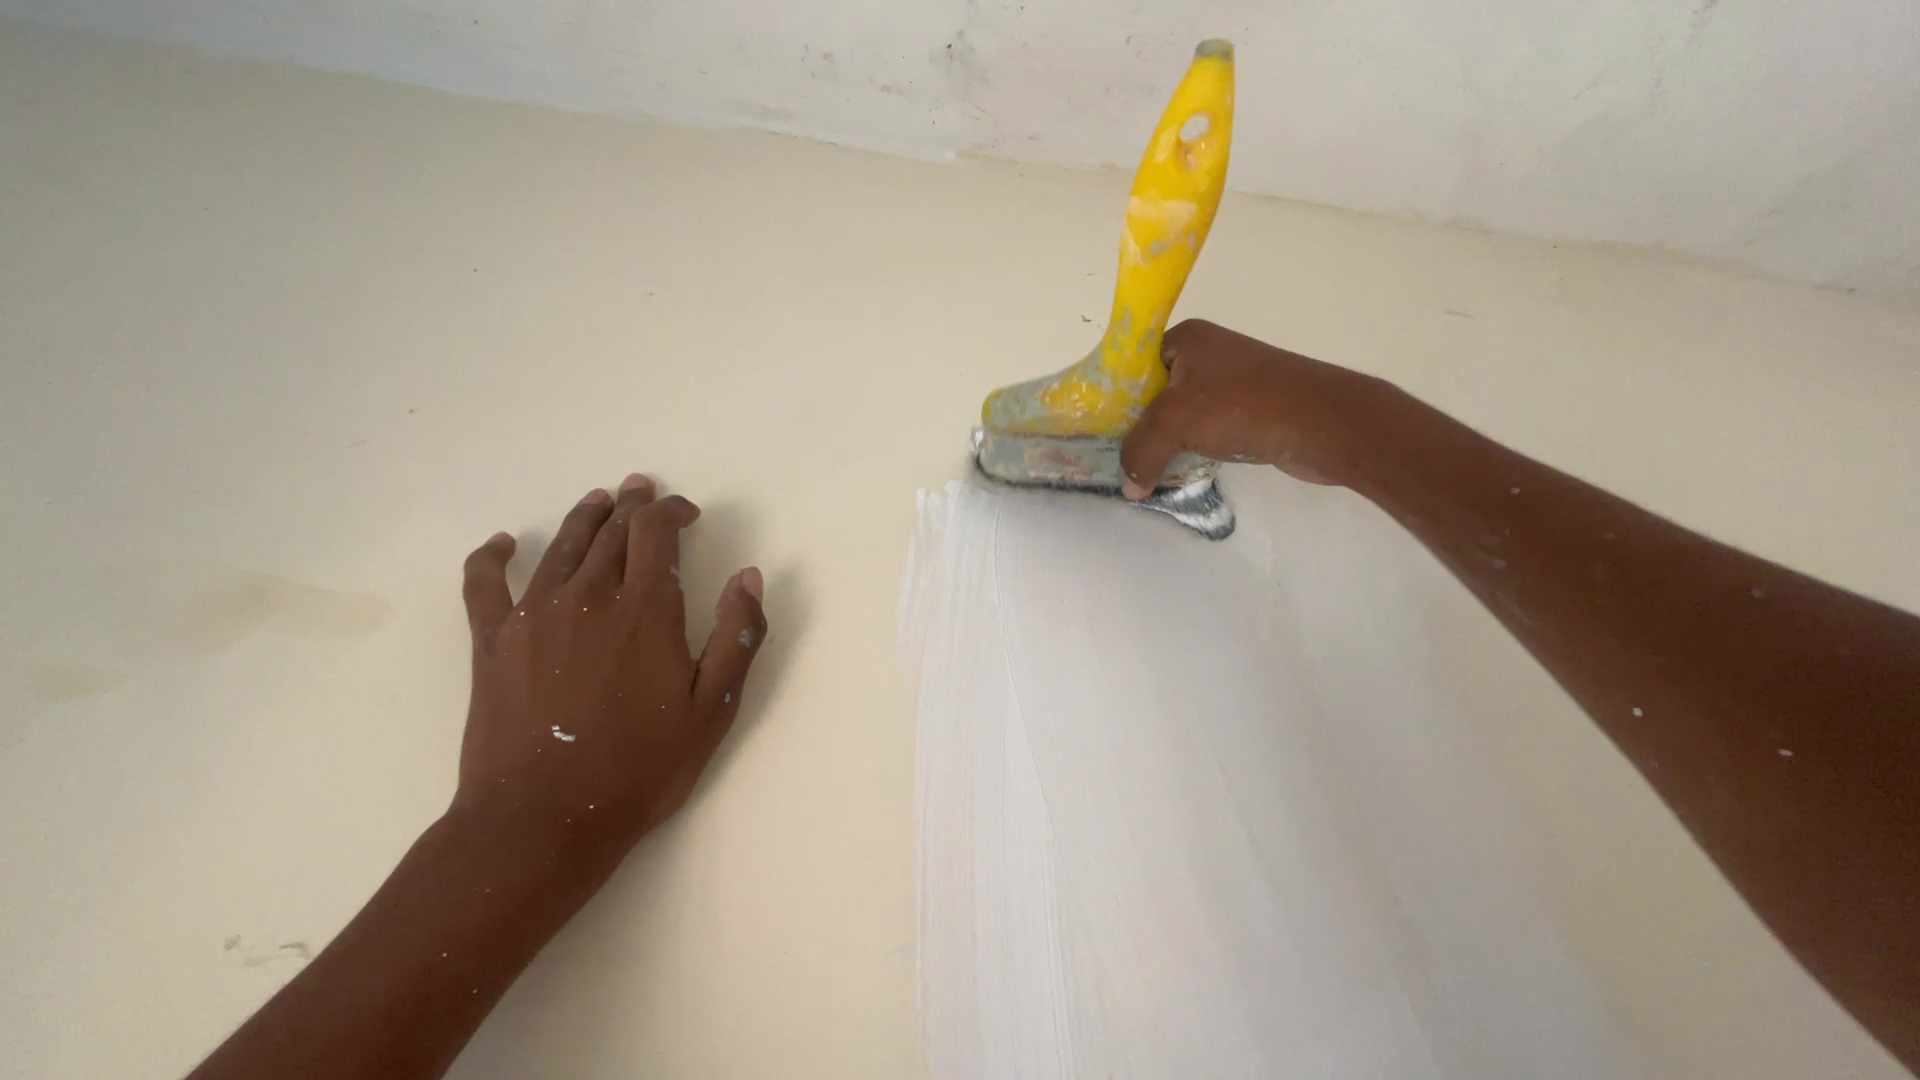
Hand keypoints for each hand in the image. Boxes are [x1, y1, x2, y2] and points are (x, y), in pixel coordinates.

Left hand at [452, 473, 766, 859]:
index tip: (686, 514)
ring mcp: (533, 615)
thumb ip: (737, 637)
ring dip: (584, 517)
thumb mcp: (713, 709)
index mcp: (645, 610)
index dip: (672, 513)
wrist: (543, 819)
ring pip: (561, 546)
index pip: (656, 533)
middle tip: (642, 488)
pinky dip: (493, 556)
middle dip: (632, 506)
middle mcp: (588, 596)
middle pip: (610, 531)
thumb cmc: (640, 767)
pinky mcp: (491, 641)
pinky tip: (503, 543)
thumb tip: (749, 576)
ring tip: (598, 499)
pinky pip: (485, 582)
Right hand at [1119, 319, 1395, 495]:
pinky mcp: (1250, 412)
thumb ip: (1140, 452)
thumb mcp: (1174, 421)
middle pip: (1153, 392)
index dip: (1111, 395)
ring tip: (1141, 470)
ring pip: (1180, 416)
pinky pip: (1205, 432)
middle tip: (1114, 455)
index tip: (1095, 430)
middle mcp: (1208, 355)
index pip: (1132, 363)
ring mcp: (1232, 384)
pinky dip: (1190, 450)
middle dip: (1135, 425)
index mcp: (1187, 339)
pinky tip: (1177, 472)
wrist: (1325, 423)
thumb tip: (1128, 486)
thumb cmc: (1243, 406)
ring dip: (1163, 442)